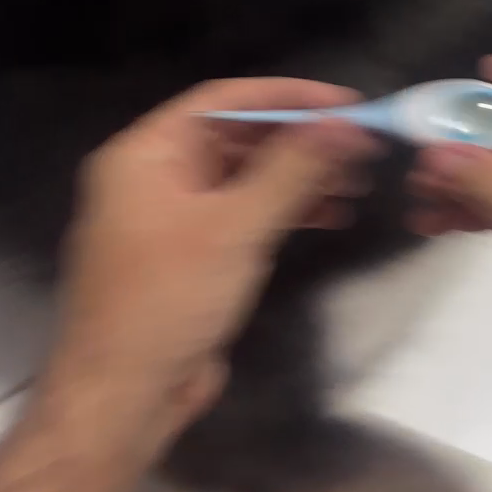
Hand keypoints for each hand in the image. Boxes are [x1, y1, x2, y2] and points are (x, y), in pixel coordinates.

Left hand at [54, 79, 379, 418]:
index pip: (225, 99)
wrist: (126, 396)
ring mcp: (179, 214)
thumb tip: (348, 122)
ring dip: (309, 173)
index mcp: (146, 157)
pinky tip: (336, 214)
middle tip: (365, 144)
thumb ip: (296, 167)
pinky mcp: (200, 248)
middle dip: (307, 139)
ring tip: (361, 181)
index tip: (348, 103)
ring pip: (255, 173)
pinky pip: (254, 208)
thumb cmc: (170, 298)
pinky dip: (295, 206)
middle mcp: (159, 176)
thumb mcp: (239, 225)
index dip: (290, 95)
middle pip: (244, 136)